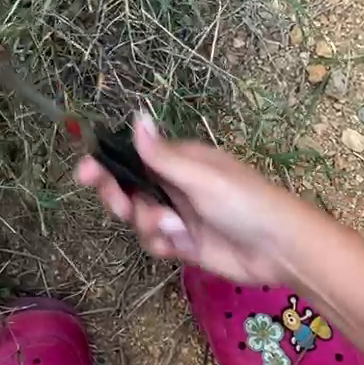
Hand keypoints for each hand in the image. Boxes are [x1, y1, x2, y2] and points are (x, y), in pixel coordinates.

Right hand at [76, 110, 308, 282]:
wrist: (279, 248)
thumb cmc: (242, 200)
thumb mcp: (200, 176)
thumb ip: (161, 155)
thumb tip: (137, 116)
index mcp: (178, 160)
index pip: (131, 157)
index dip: (106, 164)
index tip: (84, 171)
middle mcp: (173, 184)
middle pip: (128, 188)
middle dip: (119, 197)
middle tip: (120, 205)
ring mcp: (178, 214)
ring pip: (139, 218)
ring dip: (150, 224)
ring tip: (175, 230)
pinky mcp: (184, 244)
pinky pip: (155, 242)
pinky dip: (161, 243)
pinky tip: (180, 244)